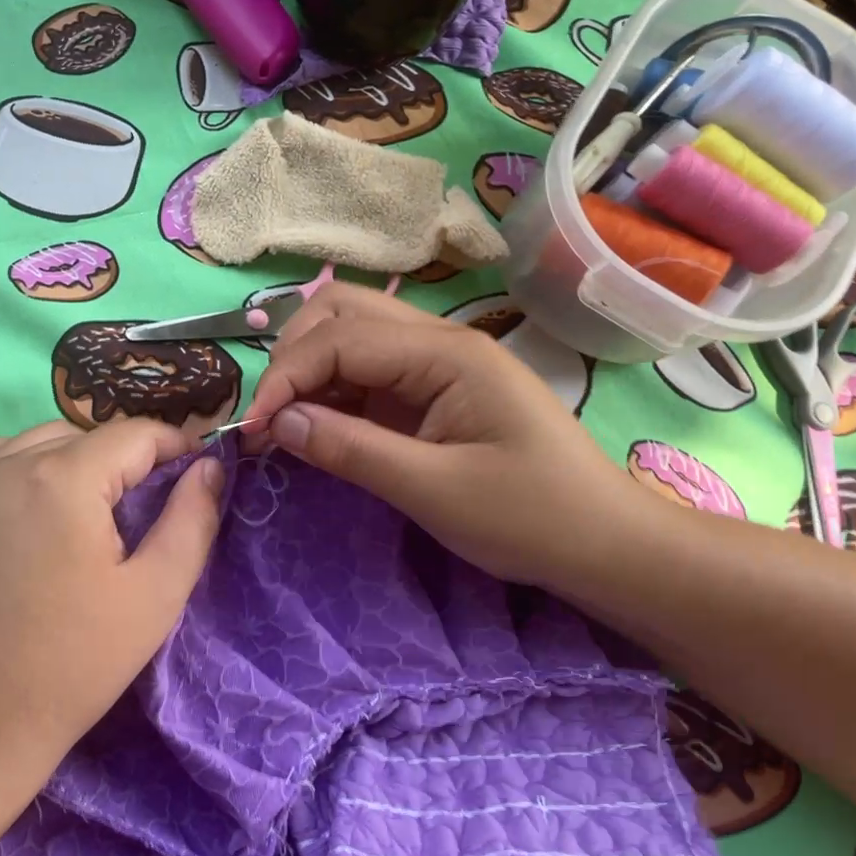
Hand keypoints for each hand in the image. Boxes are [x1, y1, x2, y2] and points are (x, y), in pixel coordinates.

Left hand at [0, 420, 224, 763]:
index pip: (136, 433)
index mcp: (64, 478)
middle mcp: (13, 463)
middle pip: (91, 436)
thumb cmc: (76, 660)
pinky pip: (3, 457)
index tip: (197, 480)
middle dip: (130, 461)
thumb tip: (209, 467)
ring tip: (101, 514)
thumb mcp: (155, 594)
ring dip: (82, 460)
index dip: (176, 448)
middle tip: (151, 514)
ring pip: (47, 440)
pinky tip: (46, 507)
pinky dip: (32, 465)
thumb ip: (191, 520)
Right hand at [239, 282, 664, 589]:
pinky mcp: (430, 392)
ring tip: (284, 424)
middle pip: (341, 311)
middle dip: (292, 356)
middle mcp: (438, 342)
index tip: (251, 431)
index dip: (284, 378)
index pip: (339, 339)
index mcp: (446, 354)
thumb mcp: (433, 491)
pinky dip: (329, 391)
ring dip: (307, 369)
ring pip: (350, 334)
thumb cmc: (530, 518)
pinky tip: (315, 428)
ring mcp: (435, 365)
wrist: (605, 544)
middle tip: (271, 418)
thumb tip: (274, 424)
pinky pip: (365, 372)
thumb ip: (350, 450)